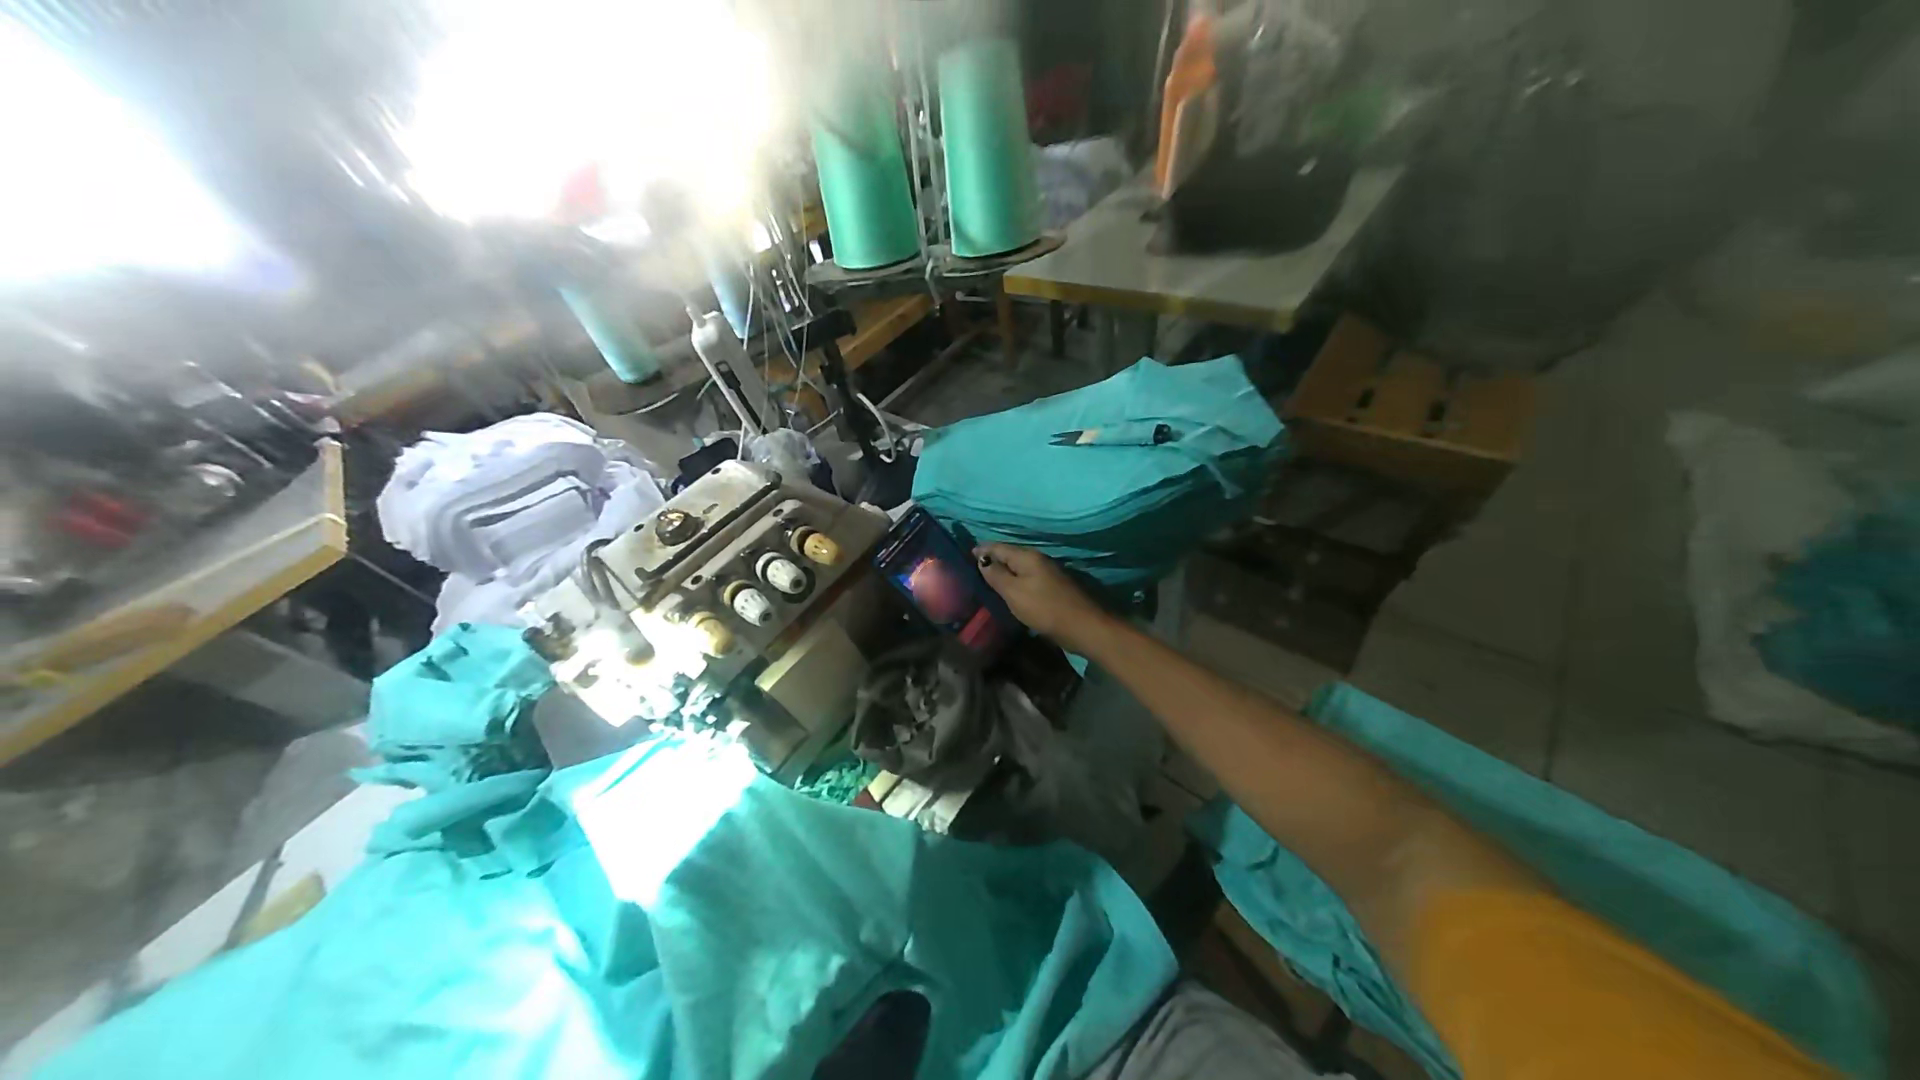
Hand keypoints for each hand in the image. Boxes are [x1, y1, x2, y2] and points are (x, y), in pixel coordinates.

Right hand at [974, 543, 1114, 653]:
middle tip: (975, 565)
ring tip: (990, 577)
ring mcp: (1049, 573)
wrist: (1084, 626)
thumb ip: (997, 575)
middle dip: (993, 558)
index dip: (982, 549)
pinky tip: (1011, 588)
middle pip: (1010, 554)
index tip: (967, 553)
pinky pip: (1029, 578)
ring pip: (1020, 567)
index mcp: (1028, 556)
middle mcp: (1039, 559)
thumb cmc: (1045, 608)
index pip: (999, 546)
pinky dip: (1016, 579)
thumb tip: (983, 560)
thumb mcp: (1014, 592)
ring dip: (1006, 569)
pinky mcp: (1055, 587)